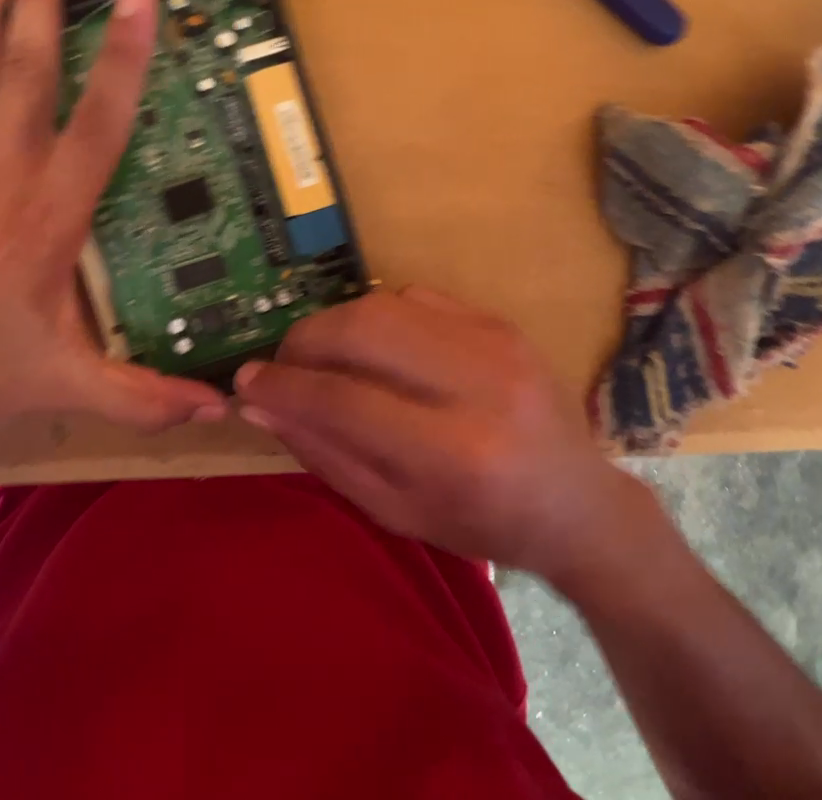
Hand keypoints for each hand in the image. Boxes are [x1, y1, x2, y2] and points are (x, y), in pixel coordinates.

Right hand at [232, 287, 658, 582]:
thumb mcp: (394, 510)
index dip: (283, 386)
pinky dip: (376, 317)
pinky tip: (371, 349)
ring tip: (321, 358)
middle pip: (361, 331)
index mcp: (453, 455)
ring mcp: (496, 344)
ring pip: (383, 304)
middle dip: (303, 342)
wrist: (576, 503)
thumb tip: (261, 402)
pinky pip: (415, 297)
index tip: (245, 382)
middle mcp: (477, 386)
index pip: (343, 400)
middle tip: (282, 366)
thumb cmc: (482, 525)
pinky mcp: (501, 323)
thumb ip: (324, 453)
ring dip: (335, 325)